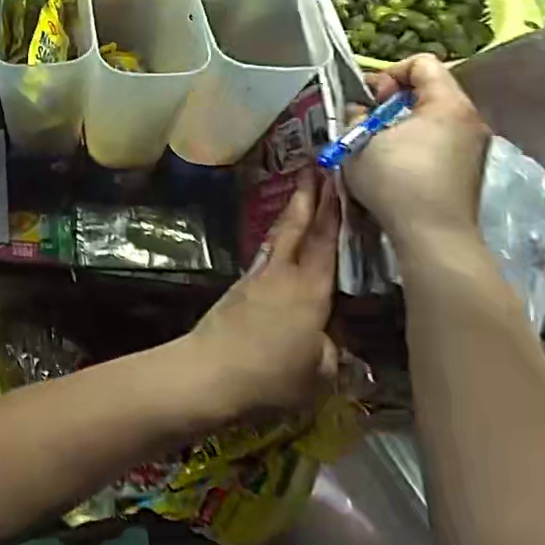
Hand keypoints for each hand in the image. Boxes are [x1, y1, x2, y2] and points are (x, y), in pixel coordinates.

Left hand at [183, 169, 339, 415]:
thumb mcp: (320, 372)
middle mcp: (281, 276)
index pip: (326, 242)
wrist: (208, 372)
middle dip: (307, 197)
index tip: (336, 180)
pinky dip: (278, 243)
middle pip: (296, 228)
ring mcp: (256, 280)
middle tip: (315, 167)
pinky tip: (281, 247)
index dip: (333, 211)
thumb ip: (330, 349)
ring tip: (302, 198)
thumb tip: (325, 338)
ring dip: (291, 217)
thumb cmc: (271, 376)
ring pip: (279, 240)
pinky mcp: (239, 291)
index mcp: (309, 290)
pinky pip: (266, 258)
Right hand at [343, 54, 491, 254]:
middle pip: (430, 88)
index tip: (368, 99)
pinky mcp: (470, 165)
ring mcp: (474, 143)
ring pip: (434, 114)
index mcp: (447, 104)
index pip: (423, 63)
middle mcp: (469, 118)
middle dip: (393, 99)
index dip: (389, 73)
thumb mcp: (358, 141)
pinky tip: (396, 161)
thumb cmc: (394, 181)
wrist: (433, 234)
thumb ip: (356, 115)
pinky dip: (416, 139)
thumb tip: (360, 110)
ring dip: (402, 120)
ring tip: (377, 142)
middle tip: (367, 120)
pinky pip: (441, 136)